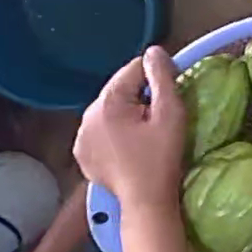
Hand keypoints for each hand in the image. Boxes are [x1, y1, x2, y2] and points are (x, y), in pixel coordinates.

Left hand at [75, 46, 185, 213]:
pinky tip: (131, 146)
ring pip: (109, 110)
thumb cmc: (162, 156)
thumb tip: (155, 51)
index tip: (171, 94)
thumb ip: (162, 78)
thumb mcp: (171, 114)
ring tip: (146, 132)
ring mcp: (80, 136)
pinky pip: (101, 130)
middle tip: (160, 117)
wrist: (145, 201)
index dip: (155, 76)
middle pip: (119, 90)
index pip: (132, 69)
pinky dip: (115, 131)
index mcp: (107, 103)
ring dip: (127, 113)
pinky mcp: (81, 154)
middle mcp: (86, 115)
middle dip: (140, 96)